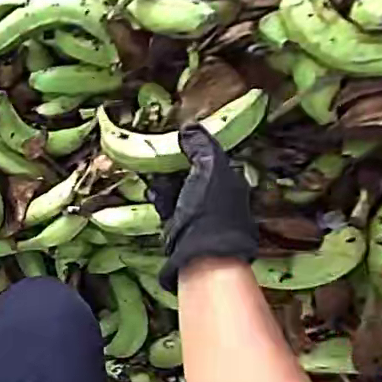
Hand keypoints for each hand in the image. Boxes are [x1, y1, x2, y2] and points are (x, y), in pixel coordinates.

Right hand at [154, 126, 258, 291]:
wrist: (201, 253)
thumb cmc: (210, 208)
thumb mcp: (209, 169)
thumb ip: (201, 147)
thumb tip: (190, 127)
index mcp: (231, 181)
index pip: (213, 156)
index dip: (197, 146)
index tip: (179, 137)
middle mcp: (218, 196)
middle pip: (195, 172)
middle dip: (179, 162)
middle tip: (160, 151)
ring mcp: (199, 212)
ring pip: (180, 188)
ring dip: (166, 179)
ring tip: (150, 168)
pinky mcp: (181, 225)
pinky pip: (169, 204)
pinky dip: (160, 195)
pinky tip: (151, 189)